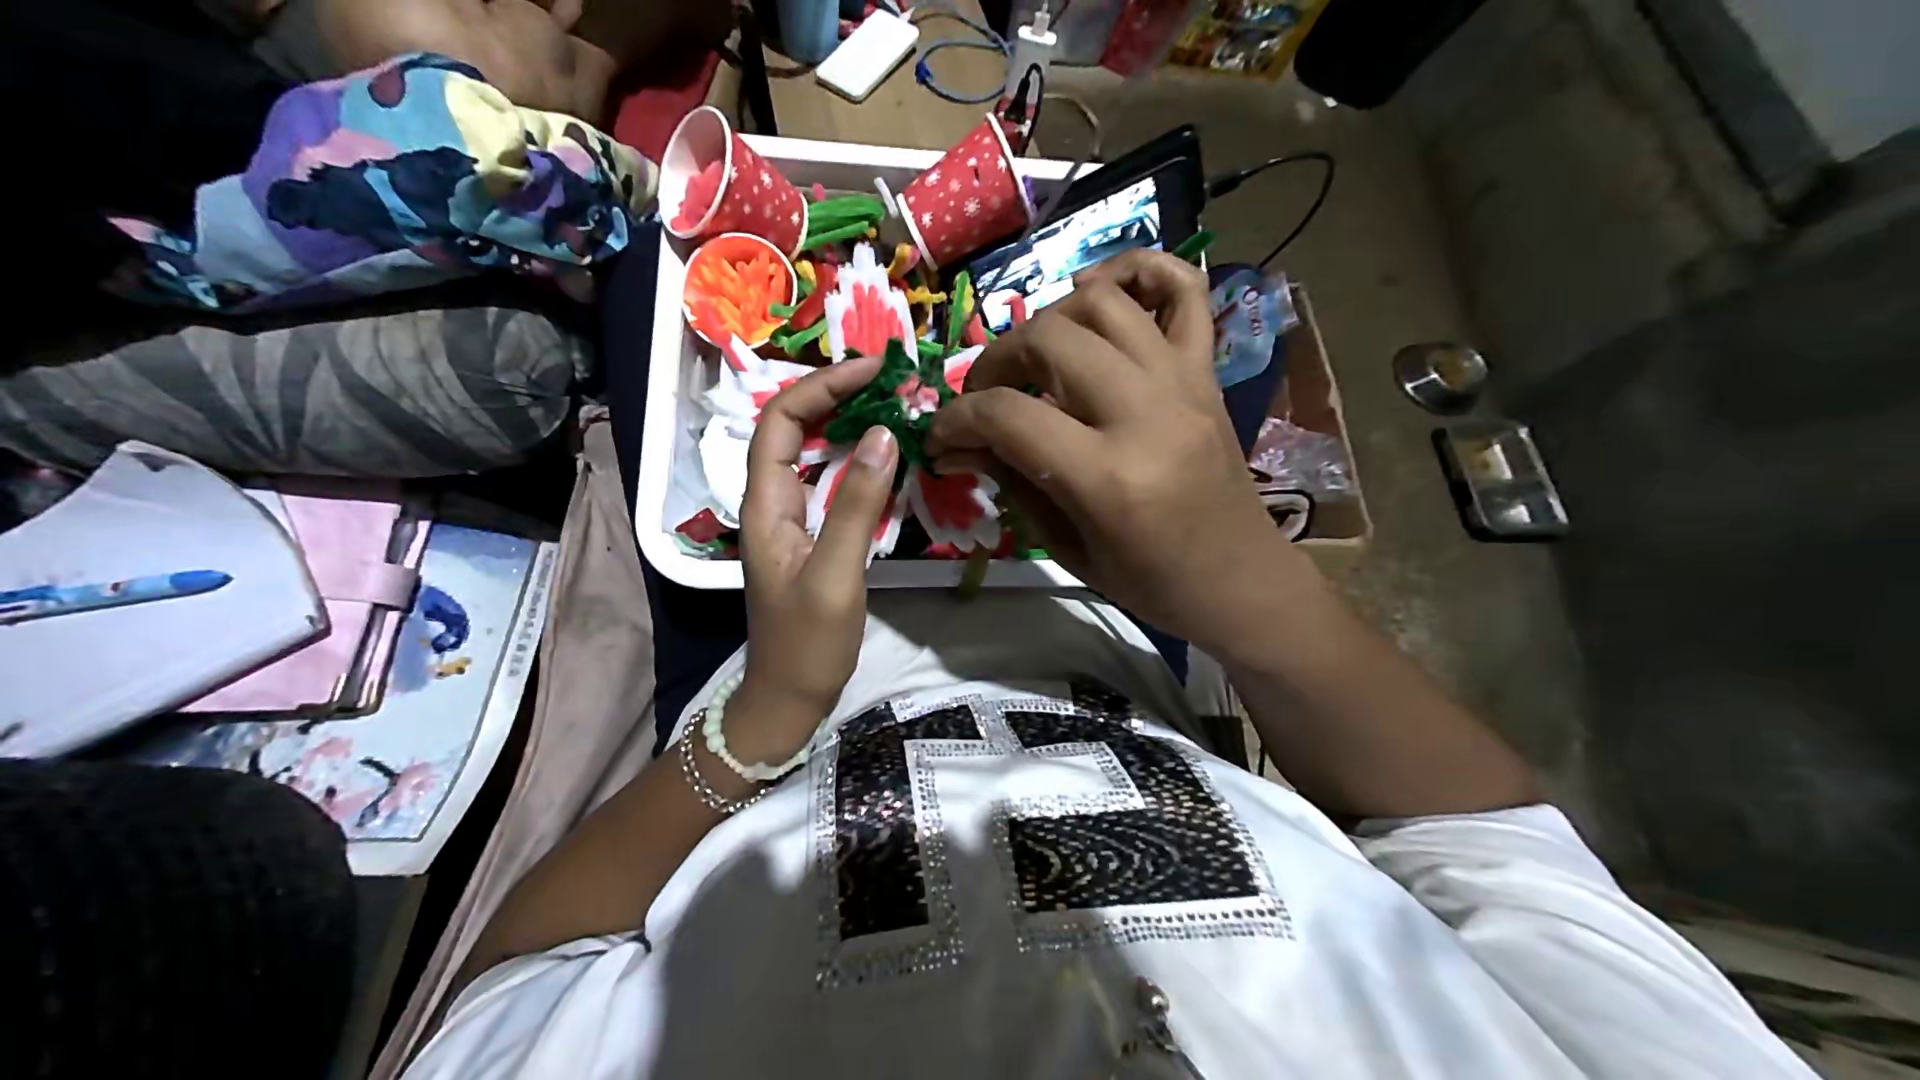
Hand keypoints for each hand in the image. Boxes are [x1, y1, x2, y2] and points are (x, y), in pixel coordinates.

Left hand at [735, 356, 898, 755]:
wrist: (790, 697)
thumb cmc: (807, 642)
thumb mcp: (835, 574)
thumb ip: (857, 505)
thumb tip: (884, 433)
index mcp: (766, 503)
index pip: (781, 420)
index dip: (823, 386)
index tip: (874, 370)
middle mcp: (773, 501)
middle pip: (795, 427)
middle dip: (839, 395)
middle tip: (894, 382)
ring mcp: (792, 518)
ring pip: (815, 452)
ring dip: (850, 423)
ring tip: (896, 405)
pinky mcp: (812, 535)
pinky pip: (832, 481)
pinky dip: (859, 459)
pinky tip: (889, 457)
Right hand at [928, 250, 1292, 650]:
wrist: (1238, 580)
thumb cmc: (1149, 582)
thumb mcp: (1065, 545)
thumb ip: (1011, 481)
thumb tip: (958, 444)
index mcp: (1108, 477)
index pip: (1007, 415)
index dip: (957, 420)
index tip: (941, 437)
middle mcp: (1146, 414)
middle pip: (1048, 339)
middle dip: (995, 362)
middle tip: (983, 398)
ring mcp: (1183, 383)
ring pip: (1101, 302)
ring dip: (1049, 319)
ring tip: (1033, 357)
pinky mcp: (1207, 373)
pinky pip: (1183, 290)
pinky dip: (1140, 271)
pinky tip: (1098, 290)